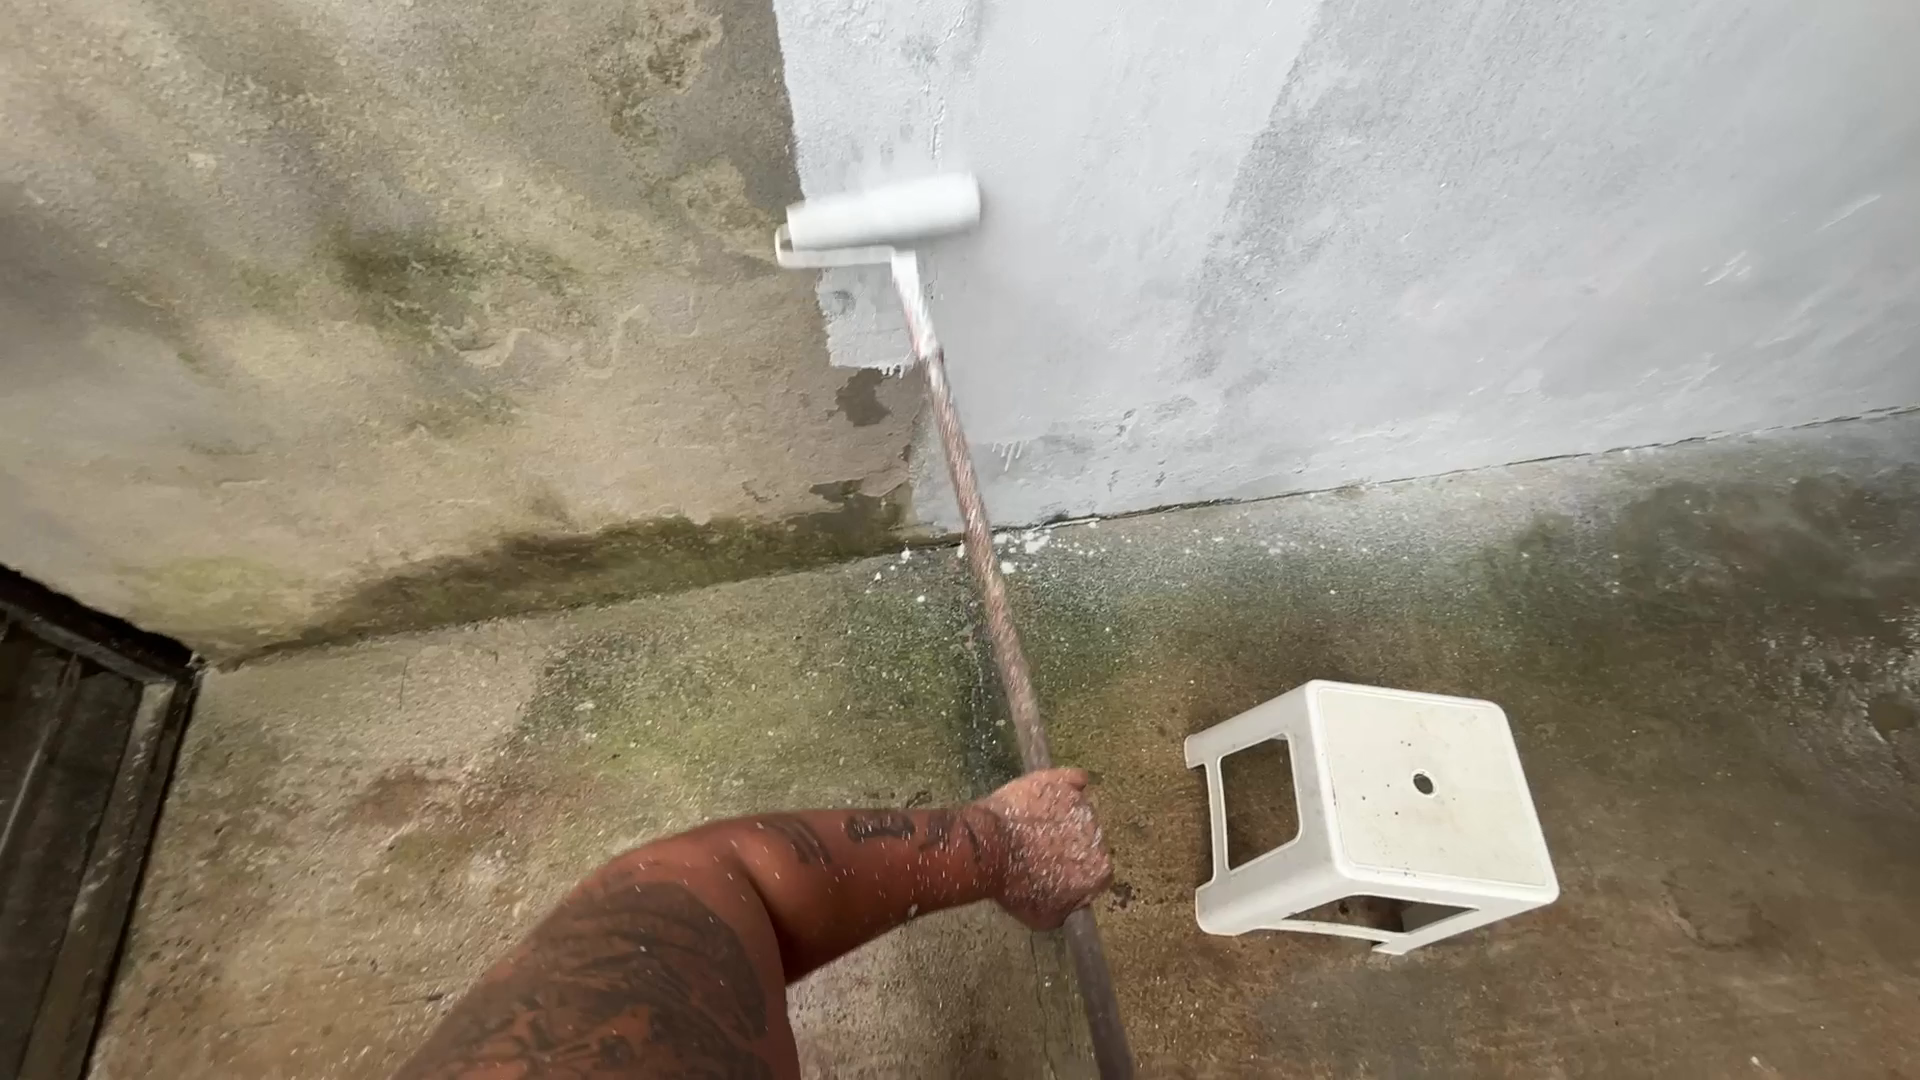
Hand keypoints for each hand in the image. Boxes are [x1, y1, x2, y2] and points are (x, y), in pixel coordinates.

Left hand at [976, 768, 1113, 929]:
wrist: (990, 849)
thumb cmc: (1015, 886)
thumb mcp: (1046, 917)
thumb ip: (1070, 907)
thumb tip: (1074, 898)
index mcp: (1099, 869)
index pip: (1097, 870)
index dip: (1077, 871)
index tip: (1059, 869)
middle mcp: (1097, 834)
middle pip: (1090, 838)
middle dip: (1071, 842)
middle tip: (1043, 846)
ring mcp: (1078, 804)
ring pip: (1079, 810)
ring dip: (1065, 815)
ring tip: (1036, 823)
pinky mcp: (1059, 782)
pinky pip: (1074, 779)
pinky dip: (1071, 782)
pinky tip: (1063, 787)